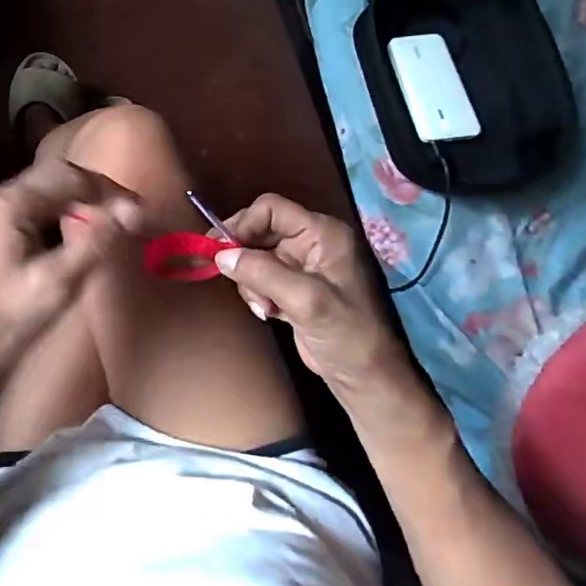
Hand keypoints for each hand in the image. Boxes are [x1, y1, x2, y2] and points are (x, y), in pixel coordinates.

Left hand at [0, 157, 143, 414]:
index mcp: (7, 203)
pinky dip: (63, 216)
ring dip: (81, 203)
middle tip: (130, 215)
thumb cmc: (4, 322)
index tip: (141, 210)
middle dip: (96, 192)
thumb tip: (132, 211)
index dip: (109, 190)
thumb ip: (95, 242)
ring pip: (46, 193)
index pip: (69, 176)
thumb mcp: (57, 283)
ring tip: (113, 223)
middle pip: (56, 178)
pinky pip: (35, 211)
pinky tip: (80, 235)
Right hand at [211, 194, 407, 402]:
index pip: (271, 209)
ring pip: (254, 255)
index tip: (221, 249)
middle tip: (225, 274)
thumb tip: (221, 255)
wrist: (364, 376)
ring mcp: (301, 265)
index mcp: (323, 234)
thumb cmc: (347, 334)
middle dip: (243, 255)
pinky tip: (269, 312)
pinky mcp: (292, 287)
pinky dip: (256, 293)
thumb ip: (263, 273)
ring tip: (264, 306)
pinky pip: (259, 277)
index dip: (243, 224)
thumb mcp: (306, 300)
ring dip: (250, 281)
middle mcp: (311, 243)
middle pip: (259, 230)